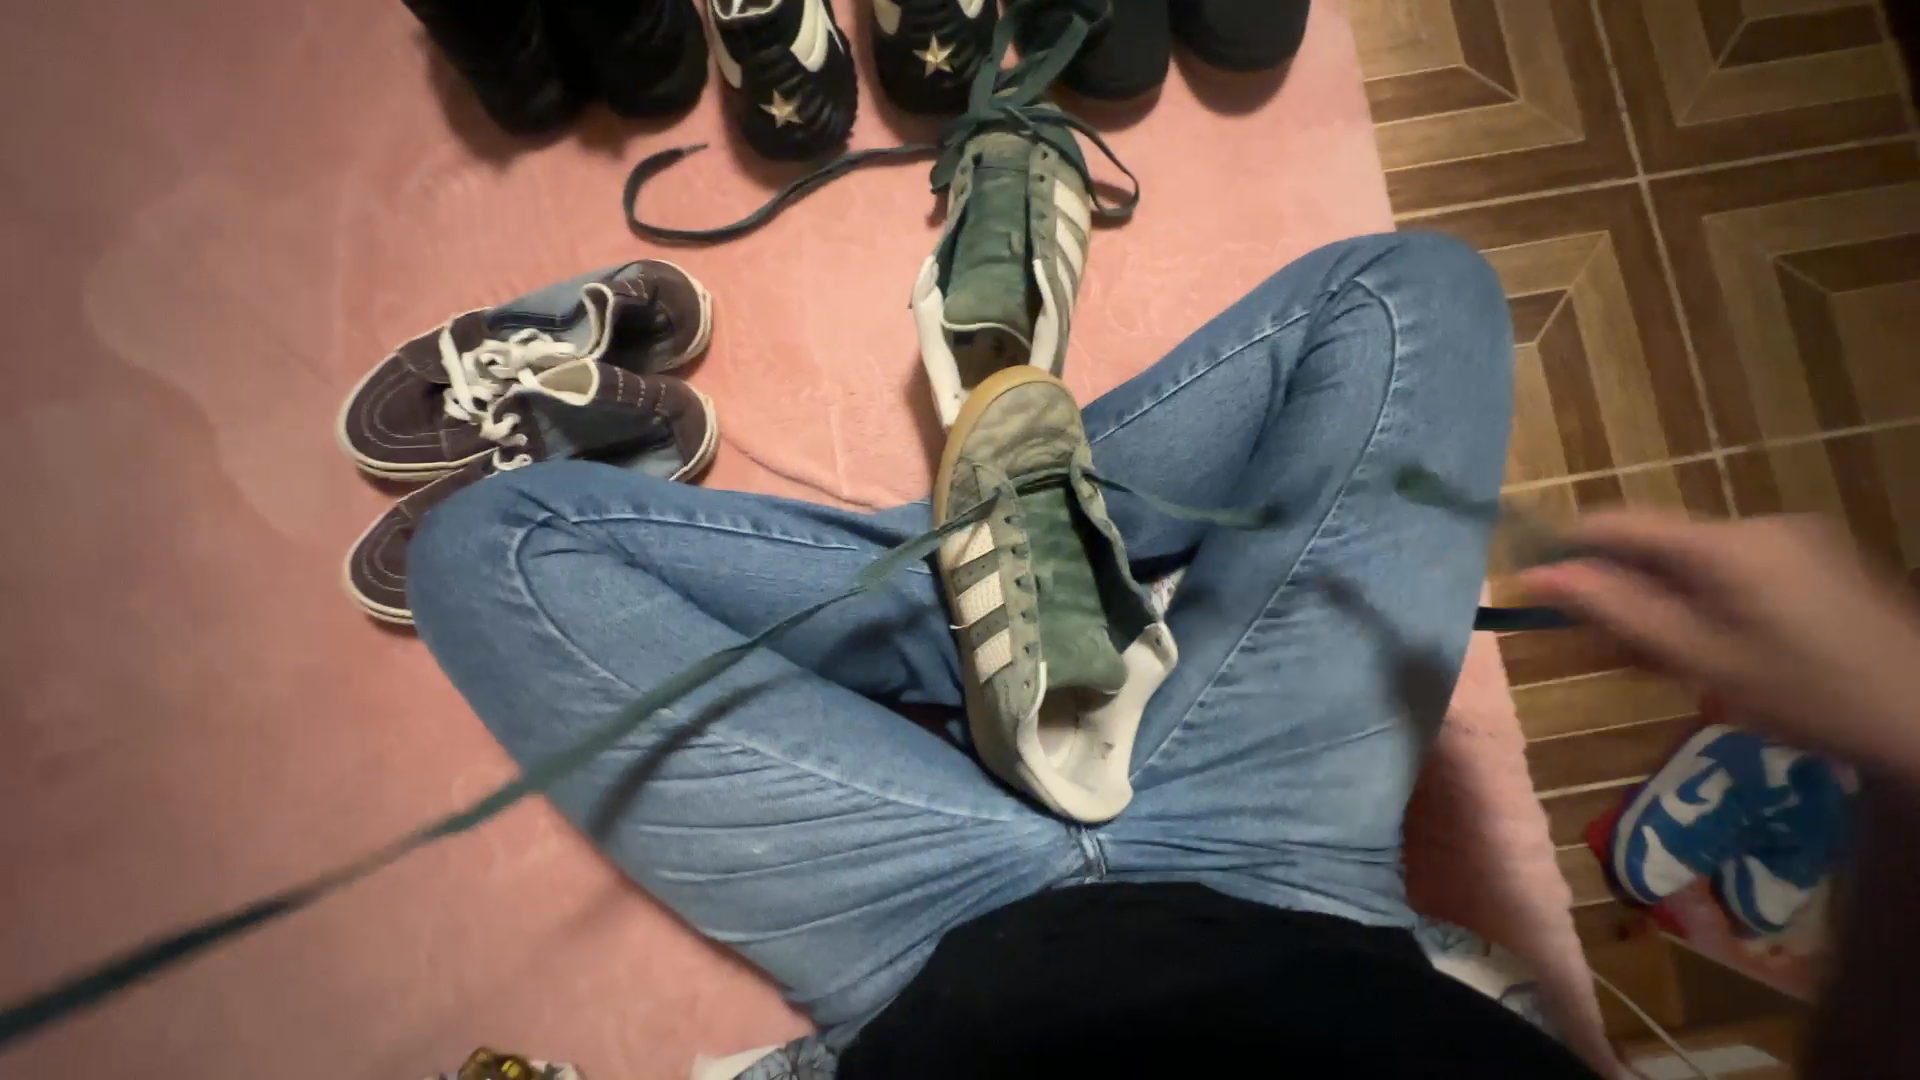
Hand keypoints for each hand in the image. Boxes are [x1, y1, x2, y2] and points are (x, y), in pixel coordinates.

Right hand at [1519, 513, 1919, 777]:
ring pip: (1684, 561)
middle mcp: (1757, 526)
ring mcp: (1791, 542)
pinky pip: (1723, 570)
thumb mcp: (1696, 656)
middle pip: (1651, 545)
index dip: (1565, 551)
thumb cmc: (1808, 695)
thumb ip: (1611, 608)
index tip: (1534, 590)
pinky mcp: (1811, 562)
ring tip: (1658, 660)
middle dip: (1617, 590)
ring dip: (1654, 603)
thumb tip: (1532, 574)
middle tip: (1606, 647)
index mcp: (1727, 542)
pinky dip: (1695, 603)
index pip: (1614, 523)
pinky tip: (1702, 648)